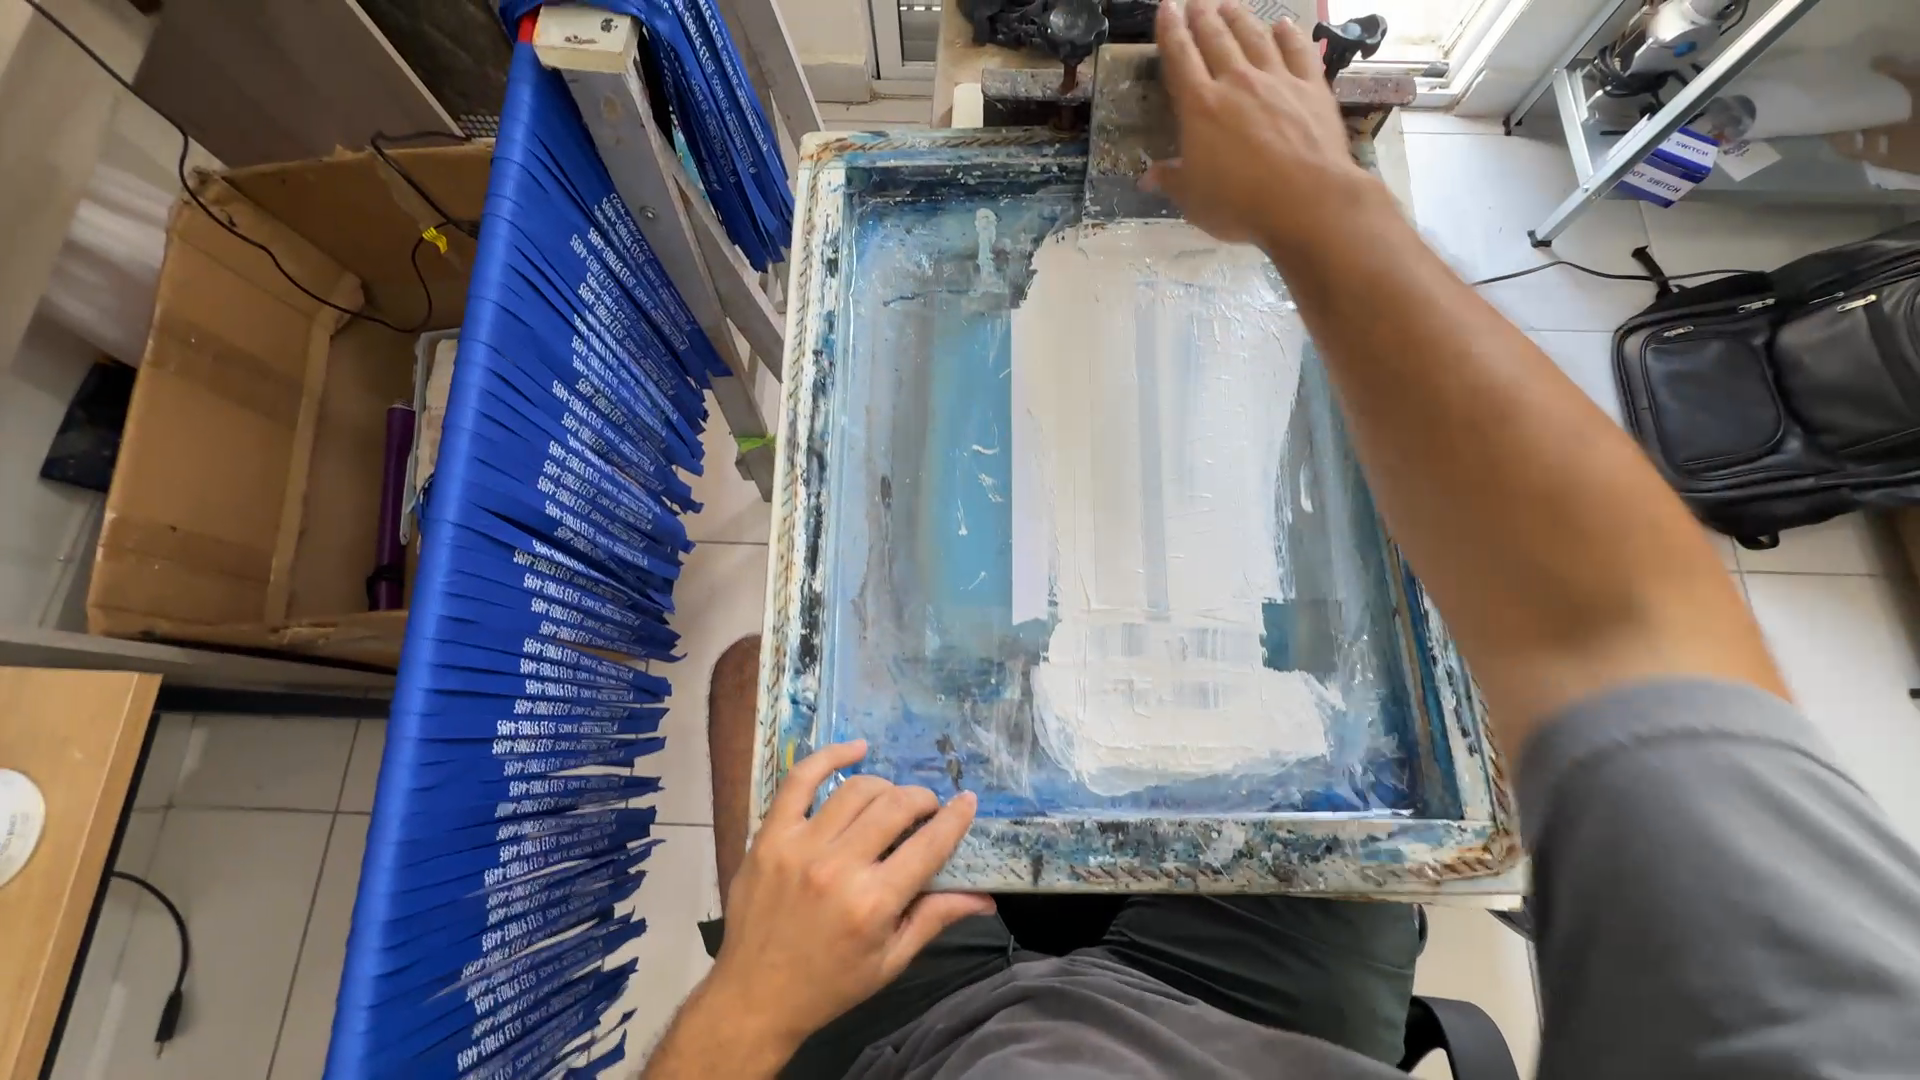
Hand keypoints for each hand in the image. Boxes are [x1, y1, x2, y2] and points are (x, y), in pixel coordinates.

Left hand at [702, 741, 991, 1050]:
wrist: (753, 996)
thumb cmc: (829, 984)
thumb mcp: (890, 960)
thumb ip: (936, 918)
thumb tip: (987, 899)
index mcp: (873, 903)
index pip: (929, 844)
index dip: (955, 818)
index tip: (968, 802)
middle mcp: (839, 867)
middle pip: (896, 807)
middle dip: (923, 801)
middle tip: (927, 809)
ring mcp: (800, 846)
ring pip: (857, 790)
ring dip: (886, 788)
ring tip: (891, 800)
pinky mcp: (770, 835)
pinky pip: (800, 780)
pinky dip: (830, 757)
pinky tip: (855, 750)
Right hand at [1145, 0, 1383, 255]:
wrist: (1306, 200)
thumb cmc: (1239, 205)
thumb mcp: (1193, 201)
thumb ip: (1172, 181)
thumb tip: (1148, 176)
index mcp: (1200, 108)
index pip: (1180, 59)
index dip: (1170, 32)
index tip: (1165, 9)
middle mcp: (1236, 82)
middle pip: (1216, 38)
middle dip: (1202, 17)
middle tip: (1195, 2)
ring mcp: (1277, 81)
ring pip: (1254, 37)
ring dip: (1239, 17)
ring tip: (1229, 4)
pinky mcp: (1311, 88)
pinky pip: (1297, 51)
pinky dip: (1288, 34)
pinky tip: (1283, 25)